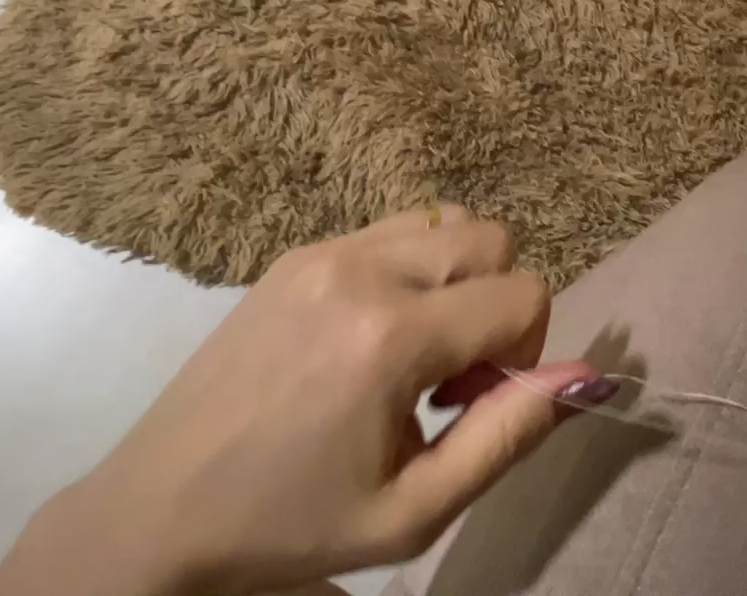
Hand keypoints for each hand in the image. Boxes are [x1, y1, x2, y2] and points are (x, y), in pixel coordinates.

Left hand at [0, 206, 606, 595]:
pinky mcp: (297, 250)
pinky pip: (394, 229)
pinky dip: (414, 267)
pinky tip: (372, 330)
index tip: (478, 397)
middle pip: (491, 238)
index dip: (527, 348)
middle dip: (497, 303)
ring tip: (412, 348)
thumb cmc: (292, 525)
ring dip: (456, 279)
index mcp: (392, 336)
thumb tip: (589, 377)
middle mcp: (362, 269)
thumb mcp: (416, 510)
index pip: (524, 292)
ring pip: (446, 221)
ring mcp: (324, 248)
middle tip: (449, 374)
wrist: (157, 510)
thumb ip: (510, 434)